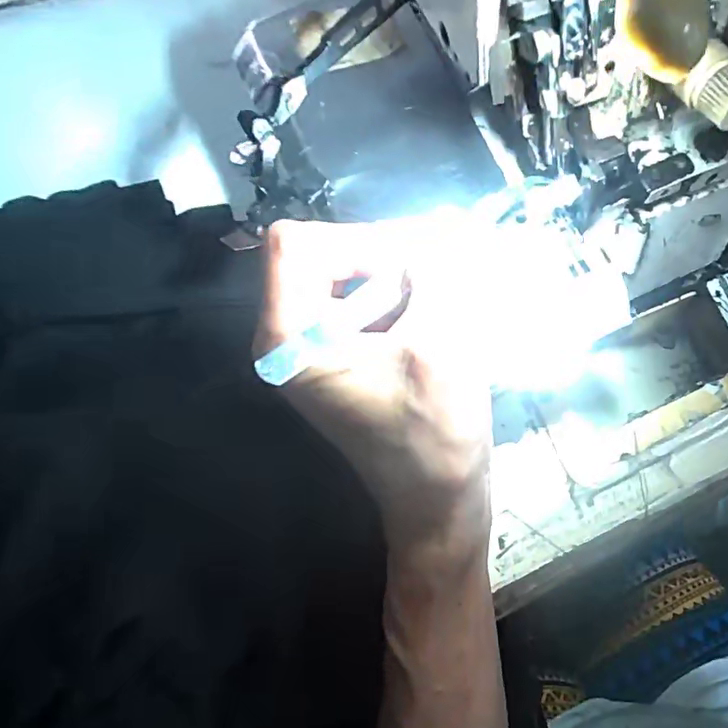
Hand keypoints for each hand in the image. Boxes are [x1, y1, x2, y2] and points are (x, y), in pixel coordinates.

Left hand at [255, 219, 492, 570]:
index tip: (413, 262)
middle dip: (382, 252)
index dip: (358, 238)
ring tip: (444, 287)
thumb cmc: (435, 433)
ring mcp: (307, 348)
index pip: (297, 243)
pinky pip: (356, 301)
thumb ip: (434, 272)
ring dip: (395, 272)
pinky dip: (395, 295)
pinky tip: (434, 309)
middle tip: (440, 265)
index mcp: (289, 337)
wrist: (437, 500)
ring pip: (342, 275)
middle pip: (319, 255)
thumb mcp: (440, 341)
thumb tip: (438, 226)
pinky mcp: (334, 356)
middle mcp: (284, 338)